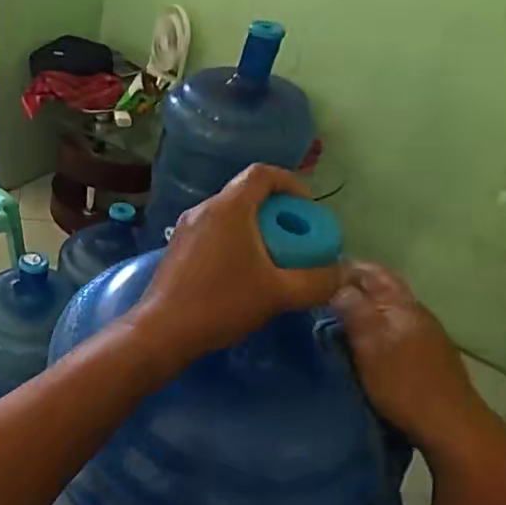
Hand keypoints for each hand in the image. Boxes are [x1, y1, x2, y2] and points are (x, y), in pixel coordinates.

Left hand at [128, 164, 341, 361]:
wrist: (162, 331)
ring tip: (272, 260)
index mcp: (229, 208)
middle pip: (246, 194)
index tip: (307, 209)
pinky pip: (212, 232)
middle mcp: (203, 209)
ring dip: (254, 230)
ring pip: (228, 216)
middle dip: (276, 213)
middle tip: (294, 241)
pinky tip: (242, 274)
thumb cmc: (221, 304)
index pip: (263, 173)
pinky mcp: (176, 249)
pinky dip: (234, 241)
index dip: (291, 183)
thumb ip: (316, 282)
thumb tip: (343, 274)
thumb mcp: (278, 294)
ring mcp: (185, 229)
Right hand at [329, 260, 501, 453]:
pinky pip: (393, 329)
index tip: (316, 274)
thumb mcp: (370, 345)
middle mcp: (416, 312)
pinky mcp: (426, 356)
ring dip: (364, 308)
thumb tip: (337, 285)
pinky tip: (360, 341)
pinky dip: (373, 327)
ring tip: (334, 317)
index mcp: (402, 305)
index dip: (345, 268)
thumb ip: (355, 310)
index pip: (372, 272)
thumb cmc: (403, 384)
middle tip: (319, 295)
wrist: (450, 426)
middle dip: (353, 286)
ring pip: (388, 309)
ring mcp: (424, 334)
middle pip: (382, 288)